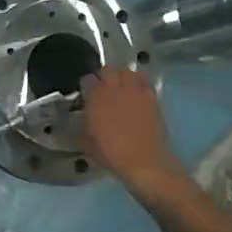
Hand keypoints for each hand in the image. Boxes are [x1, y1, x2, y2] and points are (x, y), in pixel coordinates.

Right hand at [79, 68, 186, 195]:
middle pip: (108, 69)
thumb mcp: (88, 143)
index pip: (87, 79)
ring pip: (127, 71)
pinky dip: (140, 85)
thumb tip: (81, 122)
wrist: (144, 161)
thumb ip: (82, 128)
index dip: (86, 85)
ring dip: (123, 77)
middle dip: (104, 76)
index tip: (86, 93)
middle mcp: (115, 88)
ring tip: (122, 87)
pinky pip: (145, 82)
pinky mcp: (151, 97)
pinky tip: (138, 95)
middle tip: (104, 88)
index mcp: (96, 97)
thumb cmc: (111, 154)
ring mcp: (135, 90)